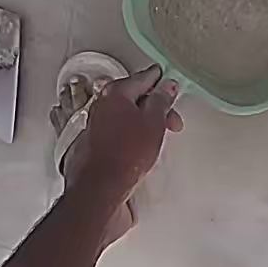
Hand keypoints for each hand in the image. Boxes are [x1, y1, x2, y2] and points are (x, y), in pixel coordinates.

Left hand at [67, 65, 182, 204]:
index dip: (160, 80)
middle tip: (172, 118)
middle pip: (134, 97)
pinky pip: (118, 130)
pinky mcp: (95, 144)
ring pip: (126, 115)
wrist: (100, 189)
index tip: (168, 81)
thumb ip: (161, 100)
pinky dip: (132, 133)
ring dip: (144, 121)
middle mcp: (102, 105)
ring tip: (159, 134)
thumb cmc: (124, 156)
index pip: (143, 78)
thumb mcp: (154, 122)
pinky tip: (141, 145)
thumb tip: (166, 86)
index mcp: (115, 93)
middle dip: (155, 106)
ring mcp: (96, 124)